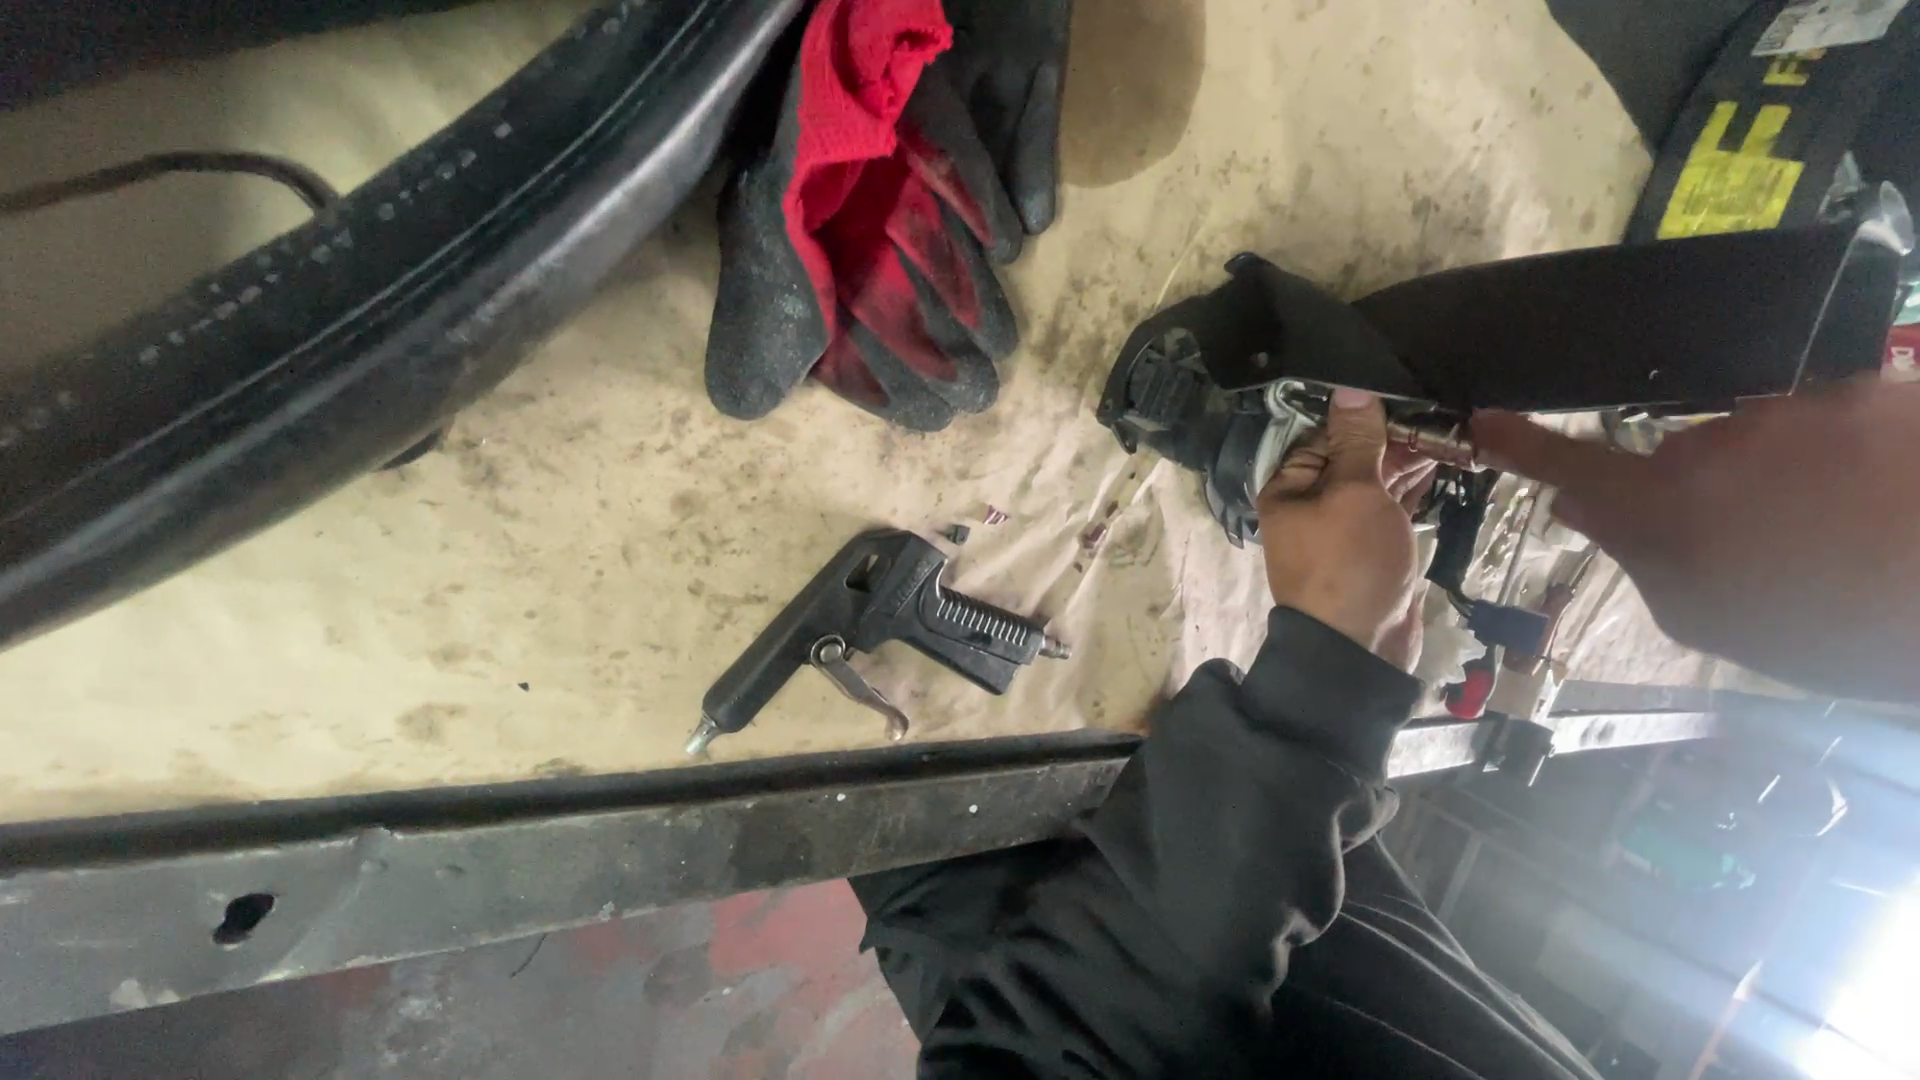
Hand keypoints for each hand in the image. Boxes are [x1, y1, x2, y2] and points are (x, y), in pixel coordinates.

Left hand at [1258, 388, 1435, 668]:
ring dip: (1407, 460)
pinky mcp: (1368, 546)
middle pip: (1350, 456)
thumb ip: (1357, 442)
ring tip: (1452, 433)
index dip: (1363, 415)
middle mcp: (1307, 503)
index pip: (1324, 435)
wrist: (1359, 644)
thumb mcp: (1353, 493)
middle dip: (1391, 437)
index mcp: (1287, 488)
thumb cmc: (1349, 562)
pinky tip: (1441, 464)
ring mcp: (1339, 526)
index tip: (1406, 392)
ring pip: (1372, 481)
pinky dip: (1410, 487)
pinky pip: (1387, 506)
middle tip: (1442, 413)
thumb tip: (1351, 389)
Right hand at [1472, 379, 1919, 700]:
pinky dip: (1840, 454)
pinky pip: (1825, 415)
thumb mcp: (1717, 618)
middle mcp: (1725, 440)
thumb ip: (1638, 558)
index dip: (1522, 446)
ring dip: (1775, 473)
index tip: (1484, 421)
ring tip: (1847, 526)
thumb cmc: (1849, 630)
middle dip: (1693, 492)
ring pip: (1753, 436)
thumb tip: (1581, 505)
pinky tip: (1882, 497)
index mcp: (1673, 505)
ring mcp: (1810, 406)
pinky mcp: (1881, 389)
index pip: (1572, 465)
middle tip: (1760, 546)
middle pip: (1675, 457)